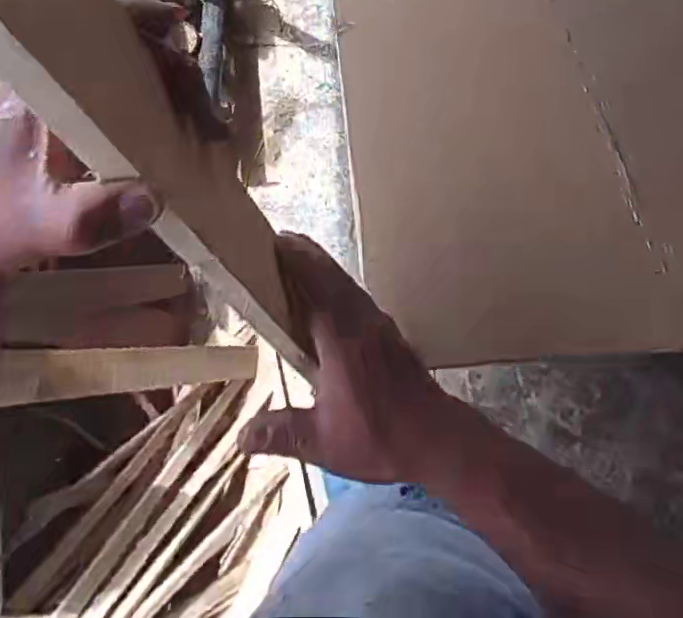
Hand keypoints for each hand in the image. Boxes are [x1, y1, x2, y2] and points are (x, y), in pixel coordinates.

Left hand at [0, 0, 221, 277]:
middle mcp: (42, 83)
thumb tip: (156, 197)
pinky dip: (147, 106)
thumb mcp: (49, 228)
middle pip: (117, 50)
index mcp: (36, 88)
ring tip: (200, 126)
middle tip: (206, 114)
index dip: (139, 17)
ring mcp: (49, 102)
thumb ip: (97, 216)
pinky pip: (111, 97)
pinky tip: (173, 130)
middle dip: (170, 70)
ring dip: (164, 91)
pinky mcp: (57, 124)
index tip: (179, 23)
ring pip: (118, 74)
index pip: (90, 28)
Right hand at [239, 233, 467, 482]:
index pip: (313, 284)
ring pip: (345, 282)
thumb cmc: (382, 438)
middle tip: (280, 240)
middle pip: (330, 274)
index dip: (293, 260)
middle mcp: (361, 321)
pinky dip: (336, 282)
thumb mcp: (324, 441)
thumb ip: (282, 433)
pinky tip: (329, 294)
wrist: (441, 442)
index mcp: (341, 338)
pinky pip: (356, 295)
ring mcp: (379, 324)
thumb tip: (241, 437)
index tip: (273, 241)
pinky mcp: (389, 333)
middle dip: (305, 253)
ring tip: (299, 258)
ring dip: (322, 265)